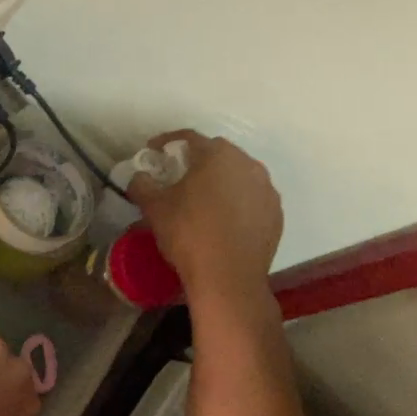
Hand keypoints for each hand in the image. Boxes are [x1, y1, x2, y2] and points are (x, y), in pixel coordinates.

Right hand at [128, 130, 282, 315]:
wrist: (228, 278)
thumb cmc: (188, 234)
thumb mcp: (153, 207)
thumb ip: (142, 184)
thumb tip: (140, 177)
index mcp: (217, 156)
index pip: (189, 137)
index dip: (167, 141)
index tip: (152, 151)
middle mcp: (247, 165)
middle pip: (218, 153)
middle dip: (197, 159)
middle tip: (178, 175)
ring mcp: (266, 189)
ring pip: (238, 174)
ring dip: (220, 180)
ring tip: (202, 198)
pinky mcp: (276, 213)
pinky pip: (252, 197)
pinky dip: (237, 200)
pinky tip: (223, 218)